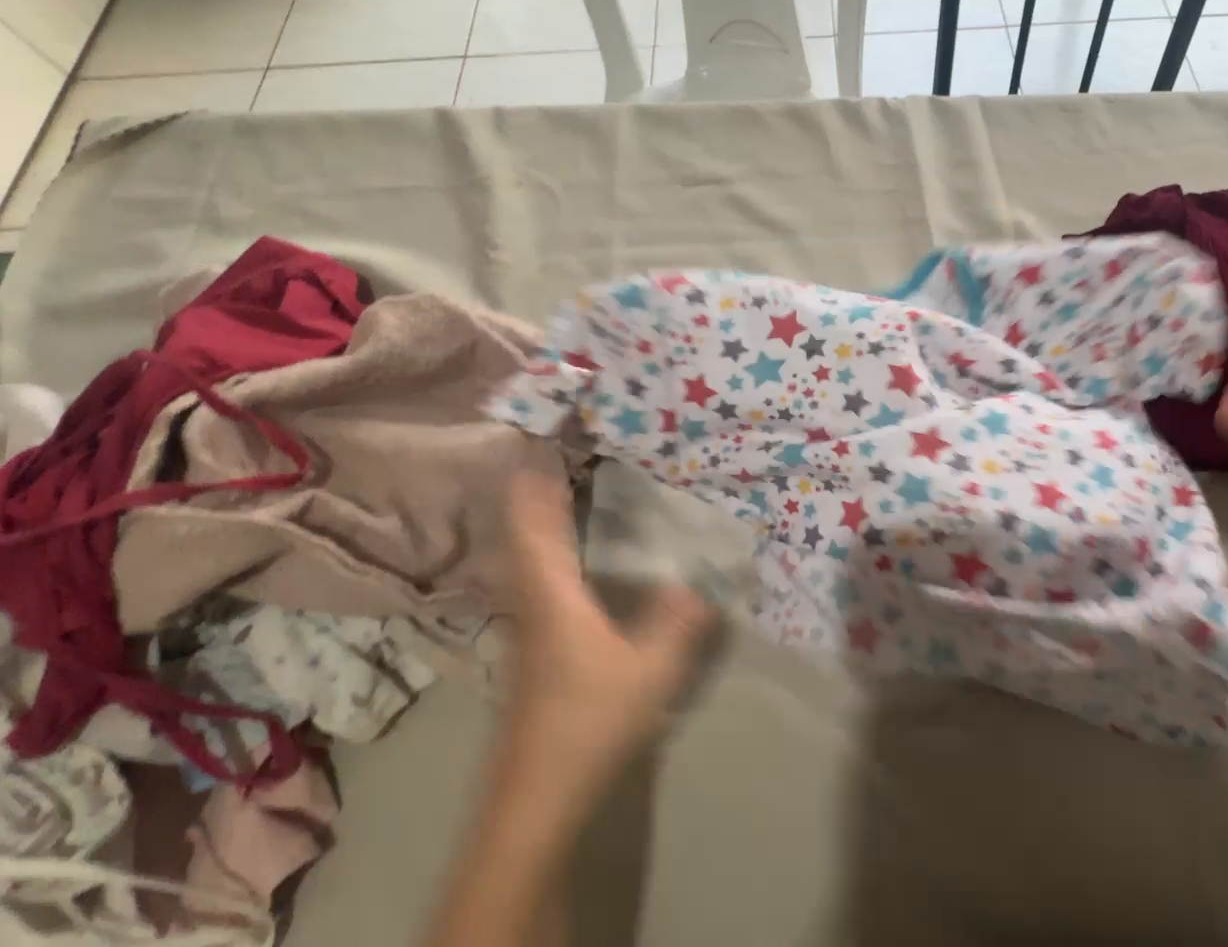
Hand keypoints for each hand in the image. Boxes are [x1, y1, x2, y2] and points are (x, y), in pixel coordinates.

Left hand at [503, 470, 714, 764]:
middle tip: (564, 454)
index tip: (543, 438)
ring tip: (569, 491)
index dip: (535, 480)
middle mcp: (531, 602)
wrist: (538, 792)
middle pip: (523, 534)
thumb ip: (678, 618)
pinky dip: (550, 551)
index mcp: (552, 595)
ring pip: (526, 559)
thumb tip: (700, 577)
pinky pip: (537, 580)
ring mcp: (528, 629)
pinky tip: (575, 558)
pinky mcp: (534, 651)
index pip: (535, 523)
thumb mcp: (652, 668)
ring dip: (540, 521)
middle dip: (537, 491)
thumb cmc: (591, 719)